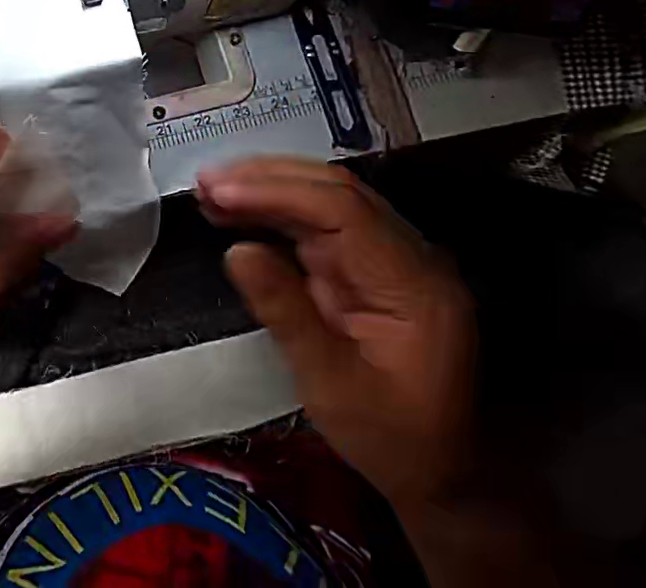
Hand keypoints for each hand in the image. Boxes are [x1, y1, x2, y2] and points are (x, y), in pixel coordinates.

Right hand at [200, 157, 475, 506]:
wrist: (439, 467)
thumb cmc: (391, 436)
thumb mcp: (331, 385)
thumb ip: (286, 314)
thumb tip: (237, 251)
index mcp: (411, 284)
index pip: (343, 212)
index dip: (277, 192)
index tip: (221, 193)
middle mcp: (407, 256)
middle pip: (335, 191)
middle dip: (266, 178)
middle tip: (206, 181)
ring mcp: (389, 256)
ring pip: (325, 197)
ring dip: (265, 187)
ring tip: (210, 190)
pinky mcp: (368, 263)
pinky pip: (318, 220)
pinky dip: (273, 209)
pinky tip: (237, 209)